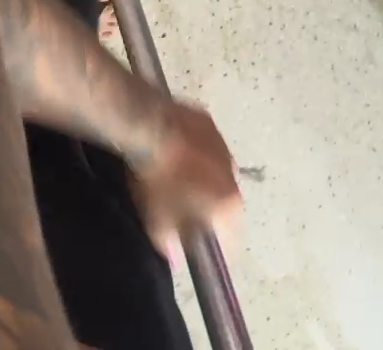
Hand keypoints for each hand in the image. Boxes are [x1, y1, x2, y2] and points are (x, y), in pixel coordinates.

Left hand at [130, 101, 241, 259]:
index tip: (199, 248)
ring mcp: (224, 146)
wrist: (148, 128)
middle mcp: (235, 177)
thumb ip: (171, 245)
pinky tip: (175, 150)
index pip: (231, 240)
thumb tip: (177, 259)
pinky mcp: (210, 123)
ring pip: (218, 172)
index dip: (214, 248)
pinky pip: (207, 146)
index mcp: (229, 205)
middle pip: (226, 203)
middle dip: (209, 209)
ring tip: (177, 176)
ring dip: (205, 178)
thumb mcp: (157, 222)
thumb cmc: (157, 180)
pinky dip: (196, 152)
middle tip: (184, 209)